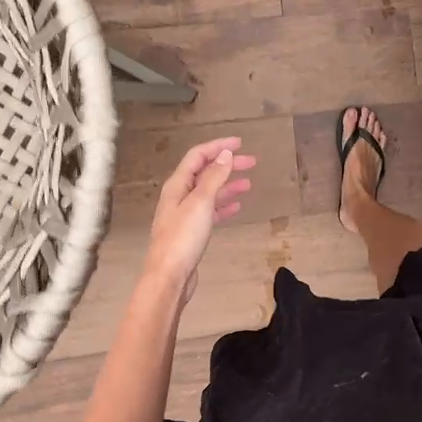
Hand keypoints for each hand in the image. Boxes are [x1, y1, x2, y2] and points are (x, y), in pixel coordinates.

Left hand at [146, 137, 255, 295]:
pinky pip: (210, 211)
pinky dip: (224, 205)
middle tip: (252, 162)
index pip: (197, 156)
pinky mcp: (191, 232)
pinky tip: (237, 206)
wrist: (169, 277)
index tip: (240, 143)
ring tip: (248, 184)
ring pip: (209, 192)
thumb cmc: (183, 237)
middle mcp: (179, 196)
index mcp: (177, 185)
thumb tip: (225, 154)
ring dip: (228, 185)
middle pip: (204, 172)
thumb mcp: (200, 202)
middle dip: (227, 165)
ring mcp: (184, 215)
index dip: (218, 146)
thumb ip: (214, 177)